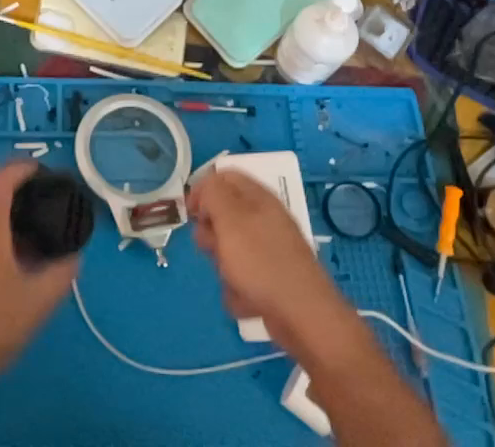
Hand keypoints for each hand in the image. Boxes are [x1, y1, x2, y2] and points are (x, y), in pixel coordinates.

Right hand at [188, 170, 348, 352]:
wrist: (302, 316)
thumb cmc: (261, 262)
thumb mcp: (231, 219)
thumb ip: (213, 194)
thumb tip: (205, 188)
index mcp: (259, 199)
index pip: (224, 177)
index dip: (203, 190)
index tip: (191, 213)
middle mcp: (266, 221)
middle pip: (224, 216)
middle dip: (211, 234)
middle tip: (211, 247)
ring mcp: (269, 251)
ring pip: (229, 250)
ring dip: (223, 267)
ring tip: (232, 278)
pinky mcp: (270, 280)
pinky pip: (241, 278)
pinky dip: (238, 290)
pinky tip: (246, 299)